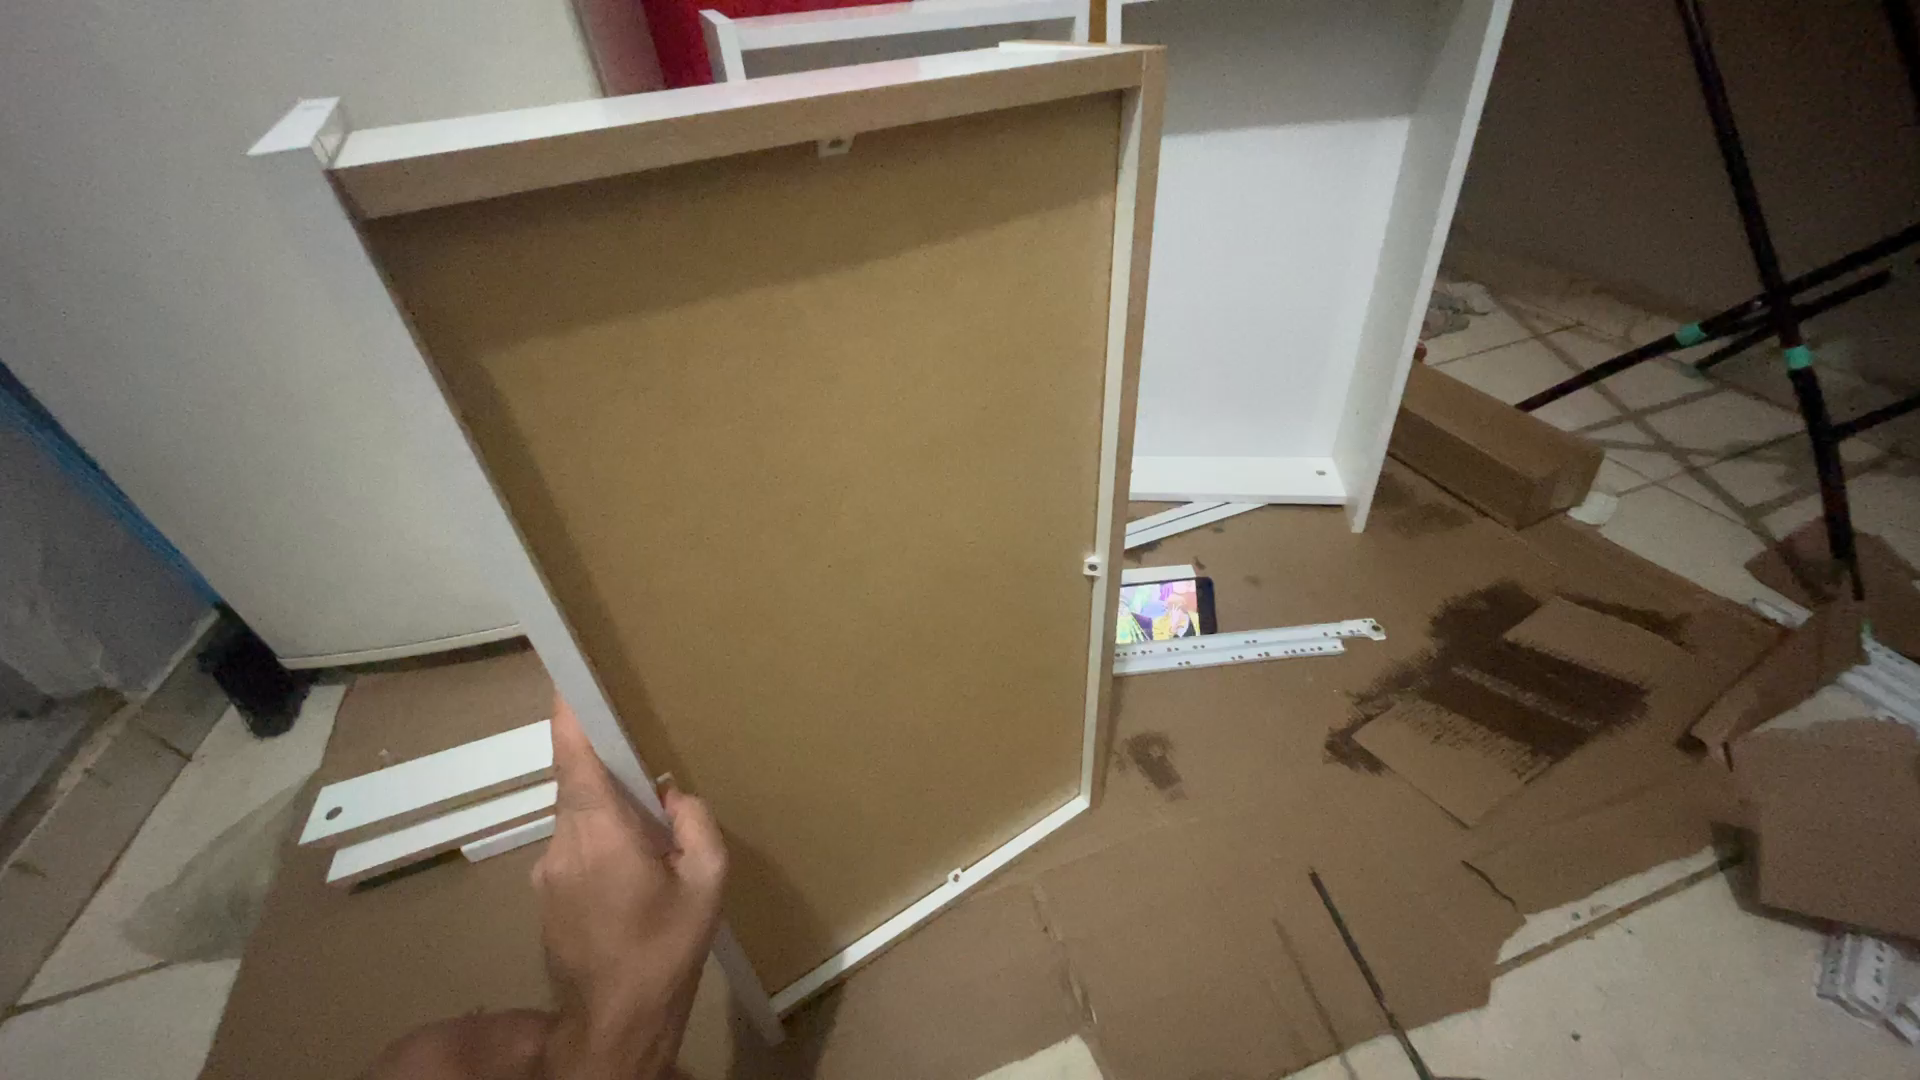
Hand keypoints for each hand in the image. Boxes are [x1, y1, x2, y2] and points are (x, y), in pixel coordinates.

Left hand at [536, 695, 727, 1079]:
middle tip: (644, 754)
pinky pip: (574, 841)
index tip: (568, 678)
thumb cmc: (667, 948)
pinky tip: (634, 866)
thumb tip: (672, 793)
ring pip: (577, 813)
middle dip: (606, 762)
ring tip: (650, 826)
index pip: (574, 761)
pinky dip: (601, 834)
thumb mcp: (708, 881)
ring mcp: (548, 871)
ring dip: (608, 805)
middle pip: (576, 782)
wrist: (616, 1023)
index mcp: (602, 835)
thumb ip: (695, 823)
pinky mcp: (547, 892)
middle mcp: (563, 845)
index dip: (568, 717)